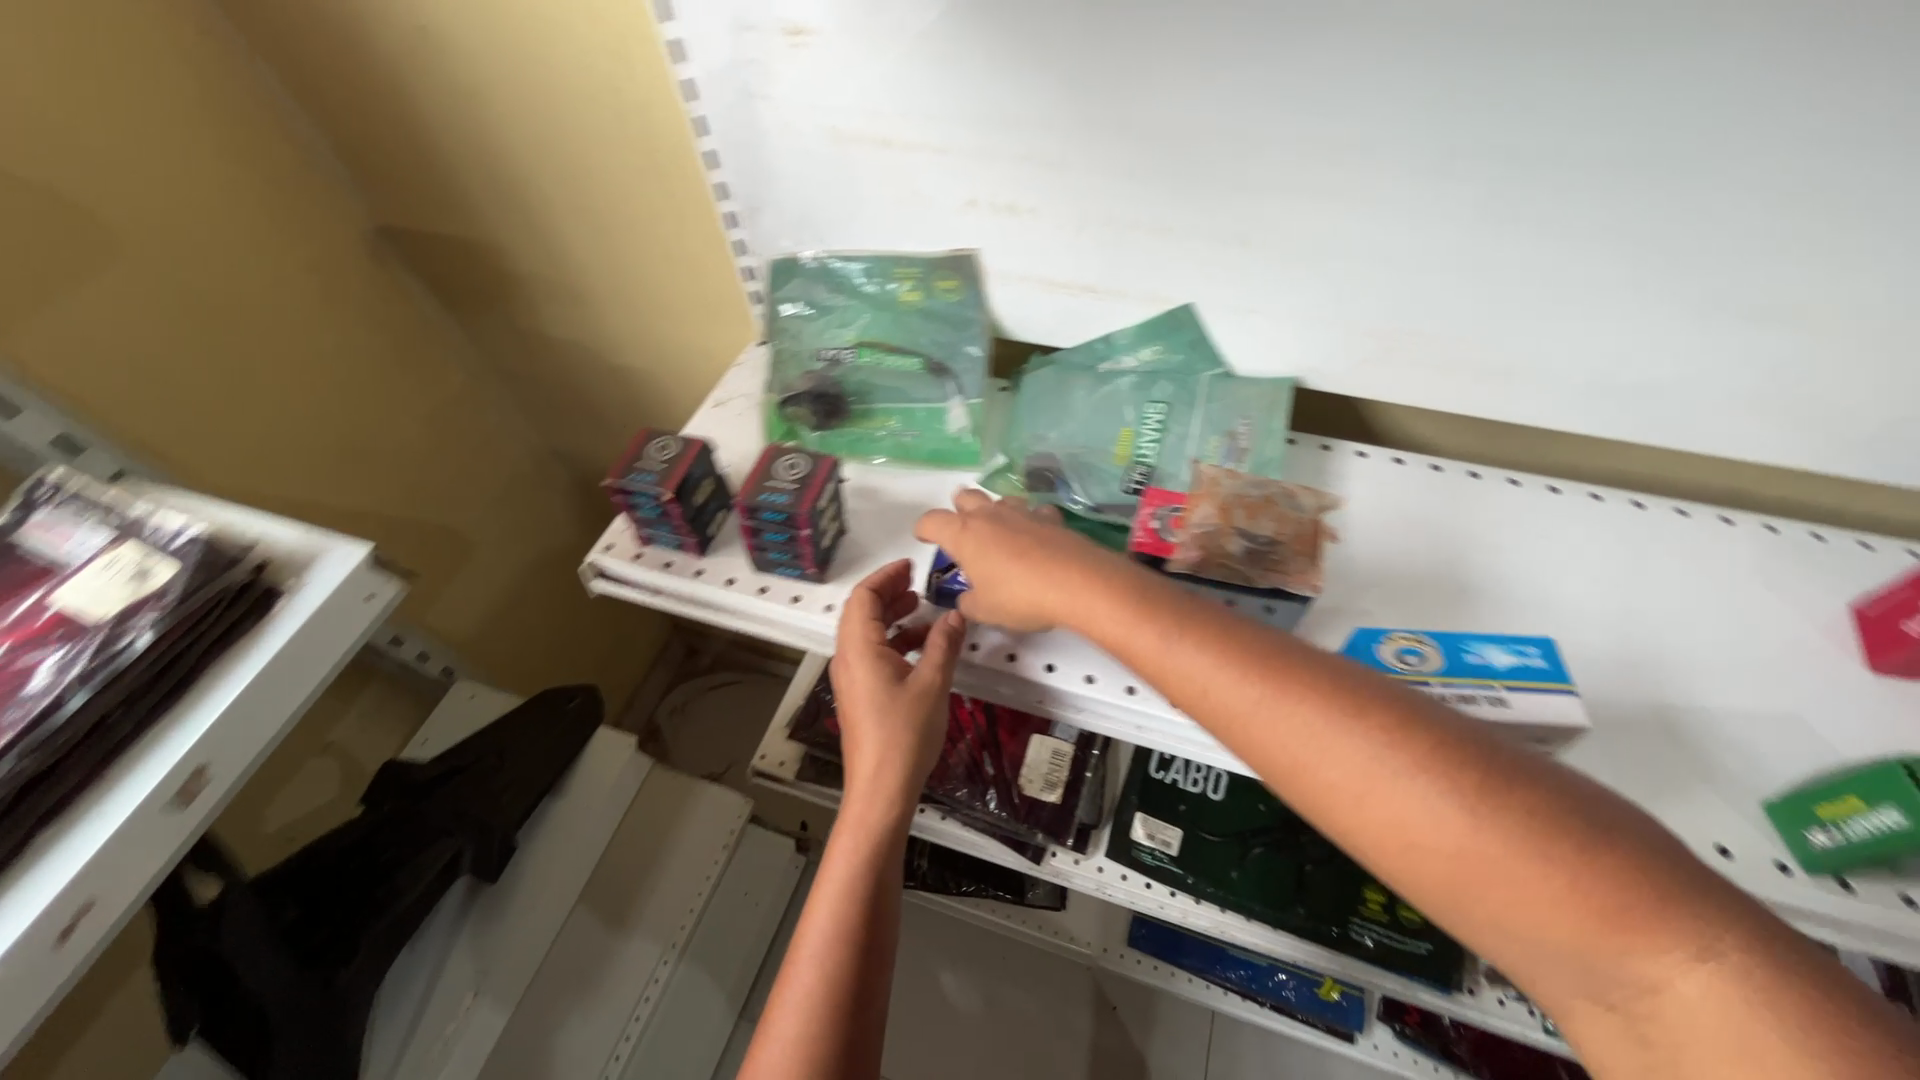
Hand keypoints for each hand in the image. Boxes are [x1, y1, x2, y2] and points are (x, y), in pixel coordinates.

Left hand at [829, 559, 965, 824]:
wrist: (881, 788)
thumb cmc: (905, 734)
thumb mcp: (932, 683)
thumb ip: (944, 644)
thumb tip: (955, 615)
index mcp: (859, 648)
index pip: (864, 597)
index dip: (886, 577)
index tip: (911, 566)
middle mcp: (848, 659)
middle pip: (861, 613)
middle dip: (889, 594)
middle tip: (918, 584)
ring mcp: (852, 679)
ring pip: (867, 635)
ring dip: (893, 618)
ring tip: (924, 612)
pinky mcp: (860, 696)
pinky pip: (872, 655)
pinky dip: (894, 642)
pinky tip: (922, 648)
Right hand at [914, 490, 1131, 632]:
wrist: (1078, 583)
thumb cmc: (1020, 597)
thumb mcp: (984, 610)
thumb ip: (968, 603)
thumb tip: (966, 599)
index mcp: (964, 534)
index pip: (932, 521)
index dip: (924, 528)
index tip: (924, 537)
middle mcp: (990, 515)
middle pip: (965, 496)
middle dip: (958, 509)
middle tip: (962, 529)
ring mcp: (1023, 512)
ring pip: (1000, 499)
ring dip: (995, 511)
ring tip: (999, 532)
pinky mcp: (1051, 518)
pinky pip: (1034, 511)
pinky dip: (1030, 520)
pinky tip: (1036, 536)